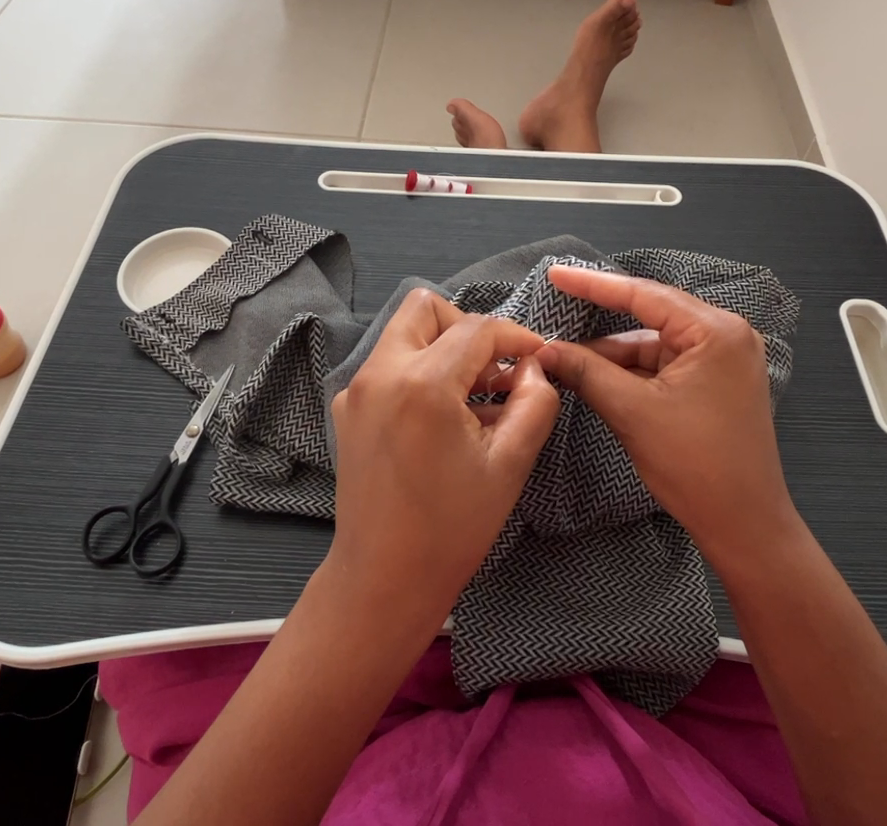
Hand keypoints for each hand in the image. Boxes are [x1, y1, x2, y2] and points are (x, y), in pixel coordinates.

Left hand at [327, 290, 560, 617]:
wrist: (384, 578)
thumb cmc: (452, 527)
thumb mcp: (510, 464)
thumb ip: (534, 403)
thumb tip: (534, 368)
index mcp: (422, 383)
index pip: (477, 328)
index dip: (516, 337)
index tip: (539, 360)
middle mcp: (380, 373)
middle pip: (425, 308)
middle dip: (468, 328)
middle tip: (495, 371)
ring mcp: (356, 390)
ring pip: (403, 334)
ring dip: (444, 350)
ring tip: (478, 398)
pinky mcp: (347, 410)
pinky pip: (389, 367)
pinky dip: (421, 373)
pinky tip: (446, 419)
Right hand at [535, 265, 804, 569]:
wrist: (743, 524)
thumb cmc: (696, 466)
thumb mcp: (632, 412)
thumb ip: (587, 372)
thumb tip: (546, 350)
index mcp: (715, 332)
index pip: (643, 295)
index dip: (594, 284)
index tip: (557, 273)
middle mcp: (725, 336)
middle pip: (649, 317)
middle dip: (599, 324)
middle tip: (555, 316)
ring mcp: (723, 361)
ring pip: (653, 345)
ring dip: (612, 357)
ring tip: (564, 361)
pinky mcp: (715, 384)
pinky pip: (664, 366)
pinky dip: (631, 373)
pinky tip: (595, 379)